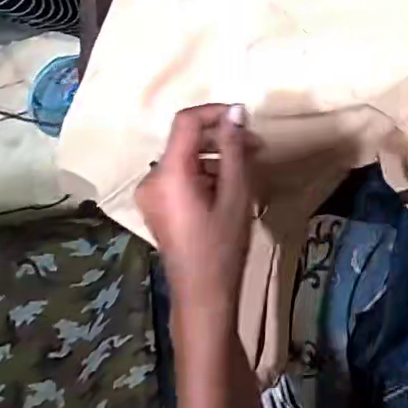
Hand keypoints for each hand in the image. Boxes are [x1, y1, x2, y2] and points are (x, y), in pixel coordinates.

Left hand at [137, 104, 255, 307]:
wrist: (202, 296)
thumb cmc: (222, 247)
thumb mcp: (235, 194)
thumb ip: (234, 148)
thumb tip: (235, 111)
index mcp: (168, 173)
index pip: (186, 121)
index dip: (215, 112)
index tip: (244, 118)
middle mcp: (152, 178)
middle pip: (186, 140)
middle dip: (221, 137)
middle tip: (256, 147)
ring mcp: (151, 193)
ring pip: (185, 158)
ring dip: (216, 156)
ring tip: (247, 168)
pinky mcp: (157, 205)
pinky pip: (181, 175)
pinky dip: (204, 172)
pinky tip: (229, 186)